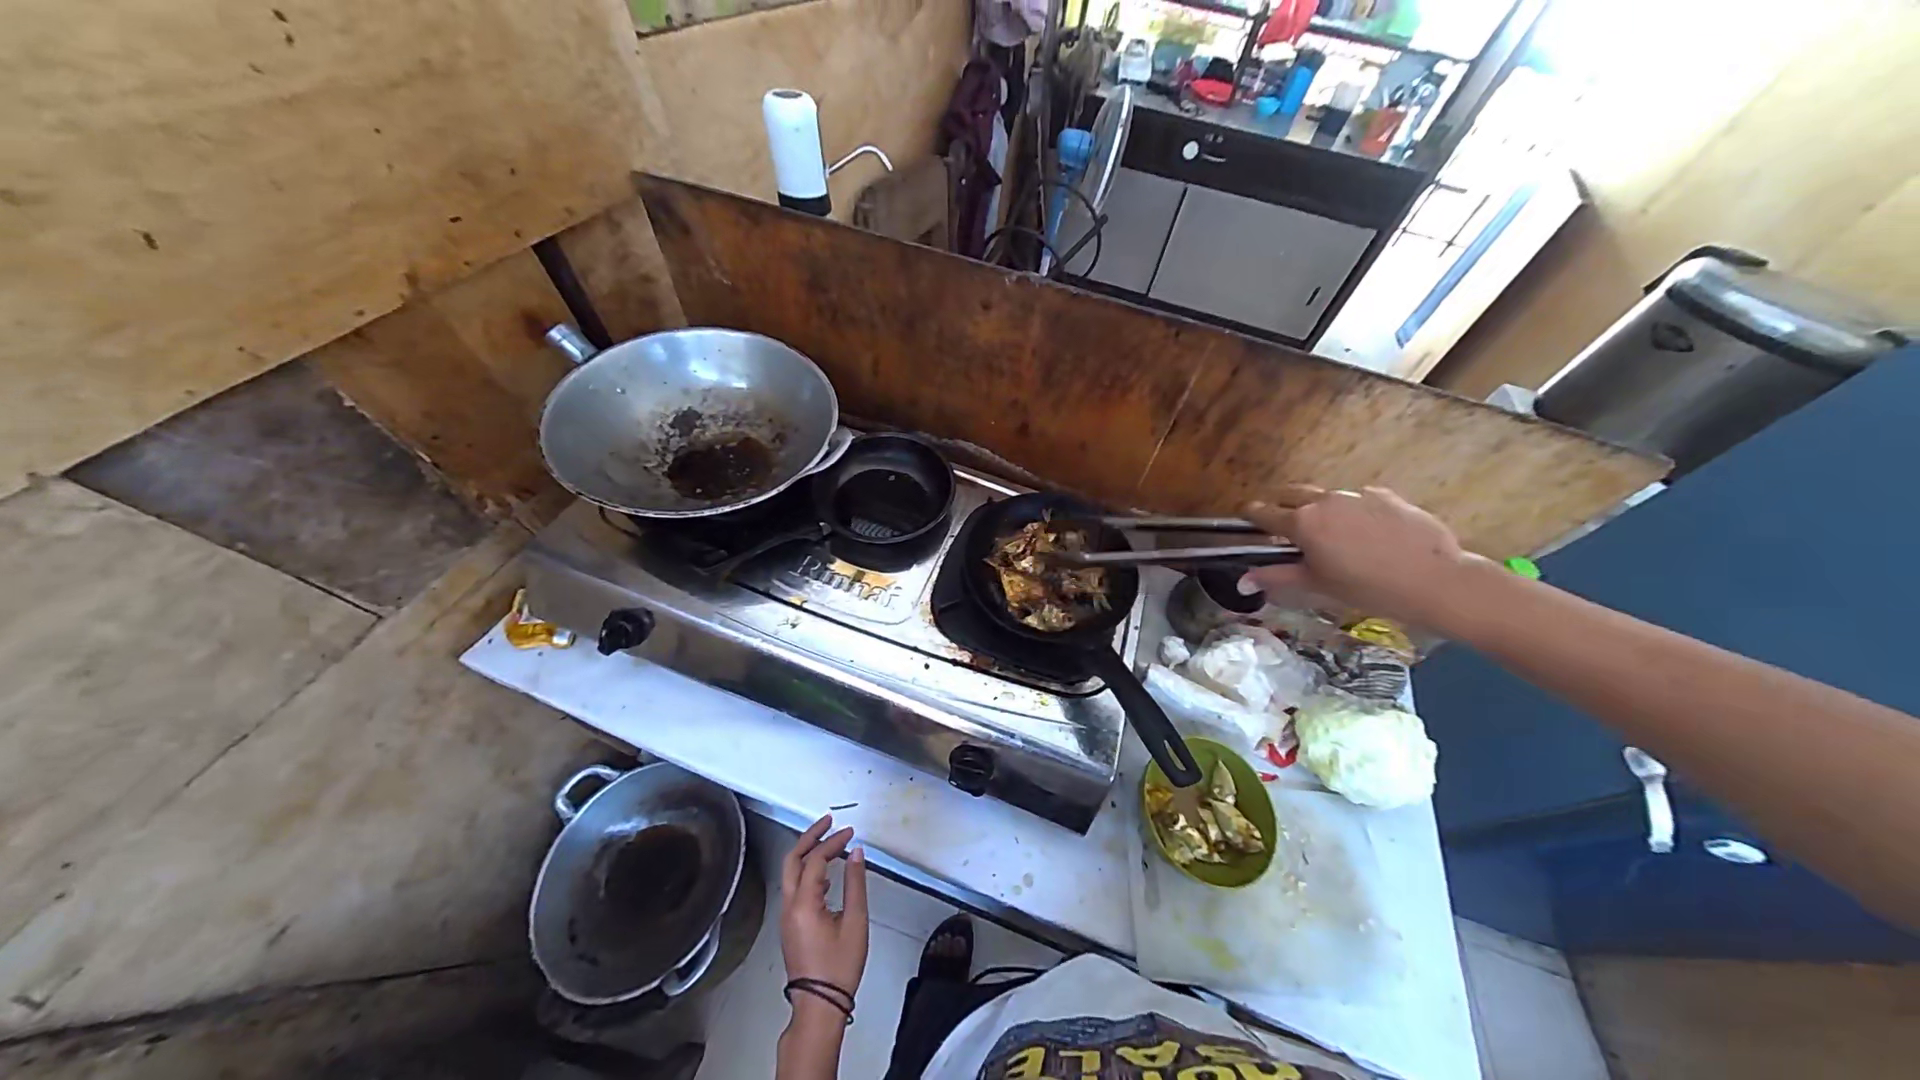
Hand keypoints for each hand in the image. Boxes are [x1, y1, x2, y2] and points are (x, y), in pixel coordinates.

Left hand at [779, 814, 868, 1004]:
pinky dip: (807, 870)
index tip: (850, 833)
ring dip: (807, 852)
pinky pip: (794, 887)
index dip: (832, 842)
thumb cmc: (839, 966)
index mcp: (803, 903)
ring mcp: (786, 916)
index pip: (815, 860)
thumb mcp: (855, 922)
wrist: (819, 1006)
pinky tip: (825, 874)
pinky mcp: (789, 925)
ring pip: (790, 872)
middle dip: (809, 836)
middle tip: (828, 822)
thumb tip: (856, 853)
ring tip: (828, 841)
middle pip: (793, 859)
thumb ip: (855, 883)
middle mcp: (789, 906)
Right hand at [1241, 485, 1490, 627]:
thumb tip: (1242, 582)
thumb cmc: (1368, 588)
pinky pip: (1356, 498)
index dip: (1251, 517)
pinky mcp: (1385, 495)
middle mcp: (1324, 500)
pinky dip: (1350, 510)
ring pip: (1324, 495)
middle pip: (1290, 493)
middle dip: (1280, 504)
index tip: (1246, 522)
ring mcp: (1356, 494)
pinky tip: (1365, 533)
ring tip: (1329, 533)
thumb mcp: (1318, 585)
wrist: (1435, 580)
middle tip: (1282, 526)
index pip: (1262, 512)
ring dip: (1316, 508)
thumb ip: (1277, 576)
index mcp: (1302, 522)